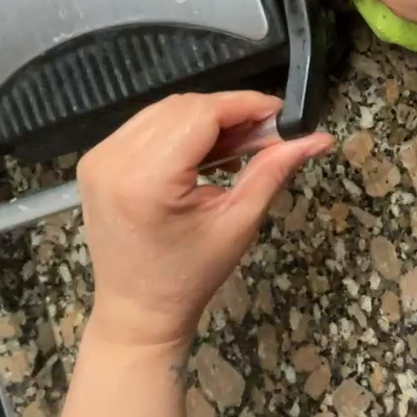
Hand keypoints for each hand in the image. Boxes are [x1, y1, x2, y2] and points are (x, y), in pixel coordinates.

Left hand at [75, 92, 331, 351]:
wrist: (138, 310)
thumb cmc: (192, 273)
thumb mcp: (241, 221)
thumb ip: (275, 169)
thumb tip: (319, 137)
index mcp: (147, 180)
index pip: (202, 114)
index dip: (246, 105)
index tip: (281, 116)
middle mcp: (114, 161)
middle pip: (185, 107)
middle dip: (230, 112)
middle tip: (265, 134)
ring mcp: (99, 158)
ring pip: (167, 110)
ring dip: (208, 118)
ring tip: (237, 145)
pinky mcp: (97, 160)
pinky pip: (148, 124)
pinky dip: (182, 128)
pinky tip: (205, 151)